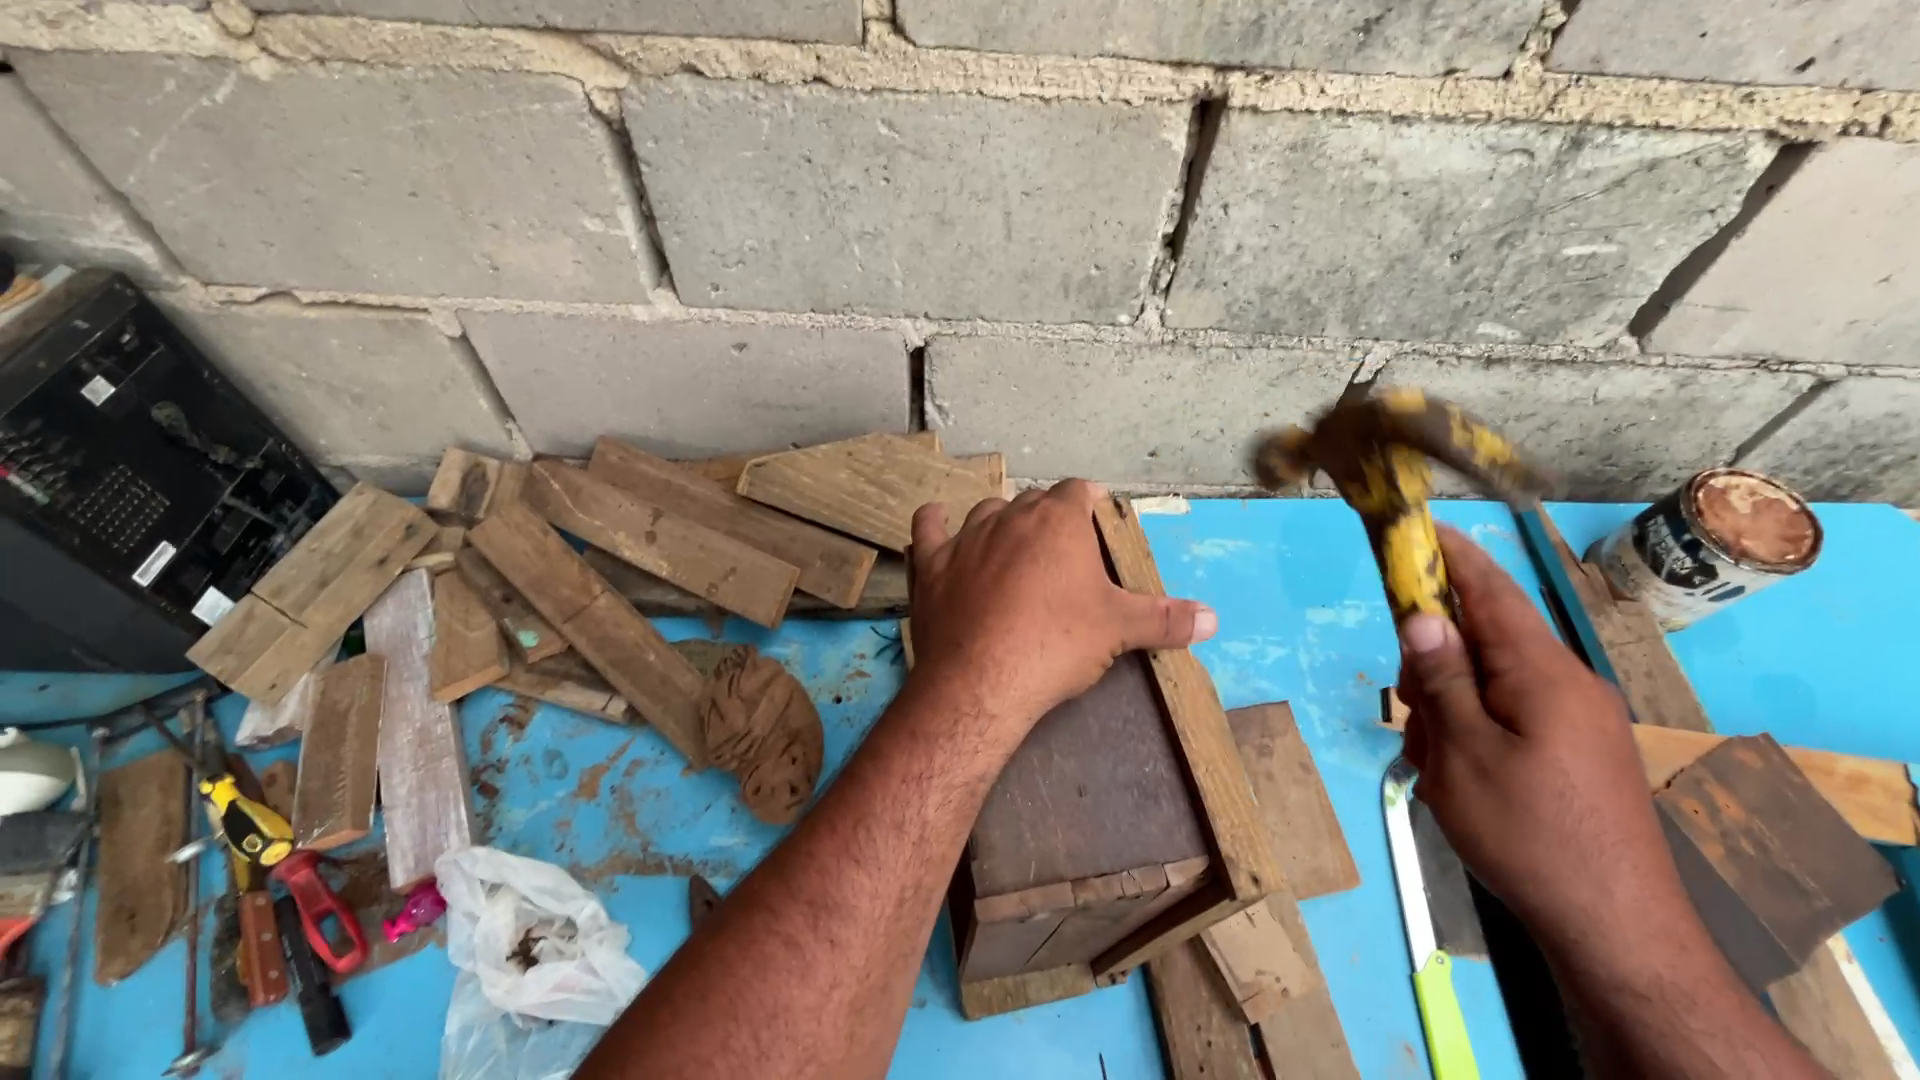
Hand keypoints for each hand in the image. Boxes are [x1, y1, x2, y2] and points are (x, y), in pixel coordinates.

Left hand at [907, 481, 1216, 737]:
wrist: (981, 680)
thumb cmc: (1056, 644)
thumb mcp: (1119, 630)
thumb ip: (1165, 619)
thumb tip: (1213, 619)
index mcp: (1057, 520)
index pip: (1077, 491)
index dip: (1089, 503)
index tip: (1097, 519)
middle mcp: (1009, 517)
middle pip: (1032, 502)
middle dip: (1048, 519)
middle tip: (1061, 551)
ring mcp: (965, 539)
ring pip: (985, 513)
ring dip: (999, 524)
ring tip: (1010, 547)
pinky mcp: (931, 566)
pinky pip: (927, 530)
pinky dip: (933, 526)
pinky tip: (935, 525)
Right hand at [1397, 527, 1695, 961]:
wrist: (1613, 924)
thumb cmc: (1526, 830)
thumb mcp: (1462, 752)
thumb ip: (1441, 679)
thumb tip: (1423, 615)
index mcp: (1542, 674)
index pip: (1492, 593)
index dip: (1453, 556)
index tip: (1419, 527)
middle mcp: (1567, 685)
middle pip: (1486, 640)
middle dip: (1435, 659)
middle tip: (1410, 708)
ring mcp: (1576, 720)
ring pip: (1492, 683)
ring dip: (1450, 705)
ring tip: (1434, 761)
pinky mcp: (1575, 751)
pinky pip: (1511, 716)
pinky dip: (1474, 729)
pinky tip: (1459, 776)